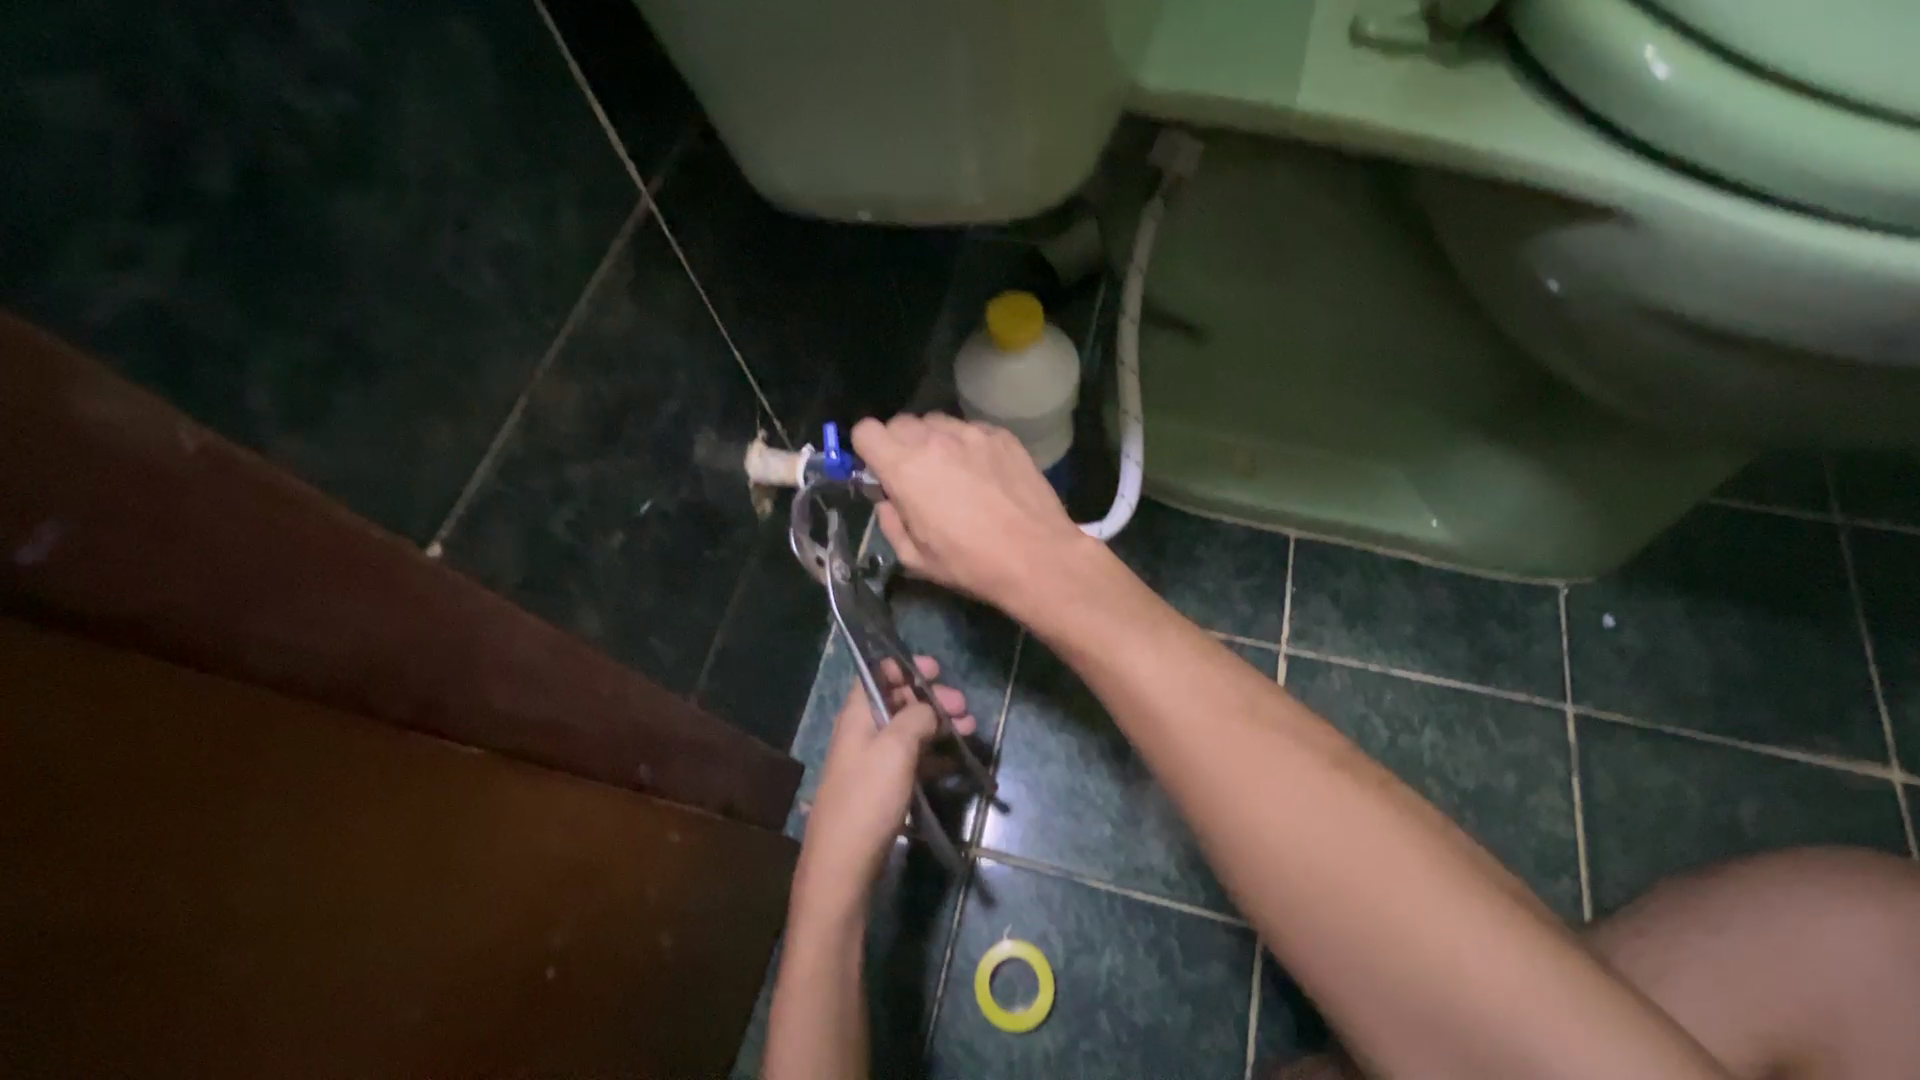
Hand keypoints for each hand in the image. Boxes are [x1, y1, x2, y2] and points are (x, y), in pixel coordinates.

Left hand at [792, 656, 975, 920]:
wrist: (844, 864)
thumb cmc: (867, 798)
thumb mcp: (895, 748)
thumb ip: (915, 717)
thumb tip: (930, 708)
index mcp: (857, 715)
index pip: (876, 675)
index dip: (904, 668)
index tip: (937, 670)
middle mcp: (862, 733)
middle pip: (898, 703)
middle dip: (932, 701)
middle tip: (965, 708)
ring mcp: (872, 763)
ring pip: (910, 733)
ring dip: (939, 728)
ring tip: (970, 731)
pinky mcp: (883, 790)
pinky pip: (912, 762)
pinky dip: (934, 757)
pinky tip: (956, 762)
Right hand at [851, 414, 1091, 609]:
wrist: (1037, 557)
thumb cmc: (971, 563)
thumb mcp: (915, 559)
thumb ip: (890, 523)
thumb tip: (887, 502)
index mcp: (905, 468)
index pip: (866, 431)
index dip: (867, 450)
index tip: (879, 471)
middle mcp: (935, 440)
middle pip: (900, 423)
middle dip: (899, 445)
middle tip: (915, 476)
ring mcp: (972, 433)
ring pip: (937, 422)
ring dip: (933, 441)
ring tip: (951, 472)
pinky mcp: (1002, 436)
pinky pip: (971, 429)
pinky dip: (967, 445)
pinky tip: (983, 473)